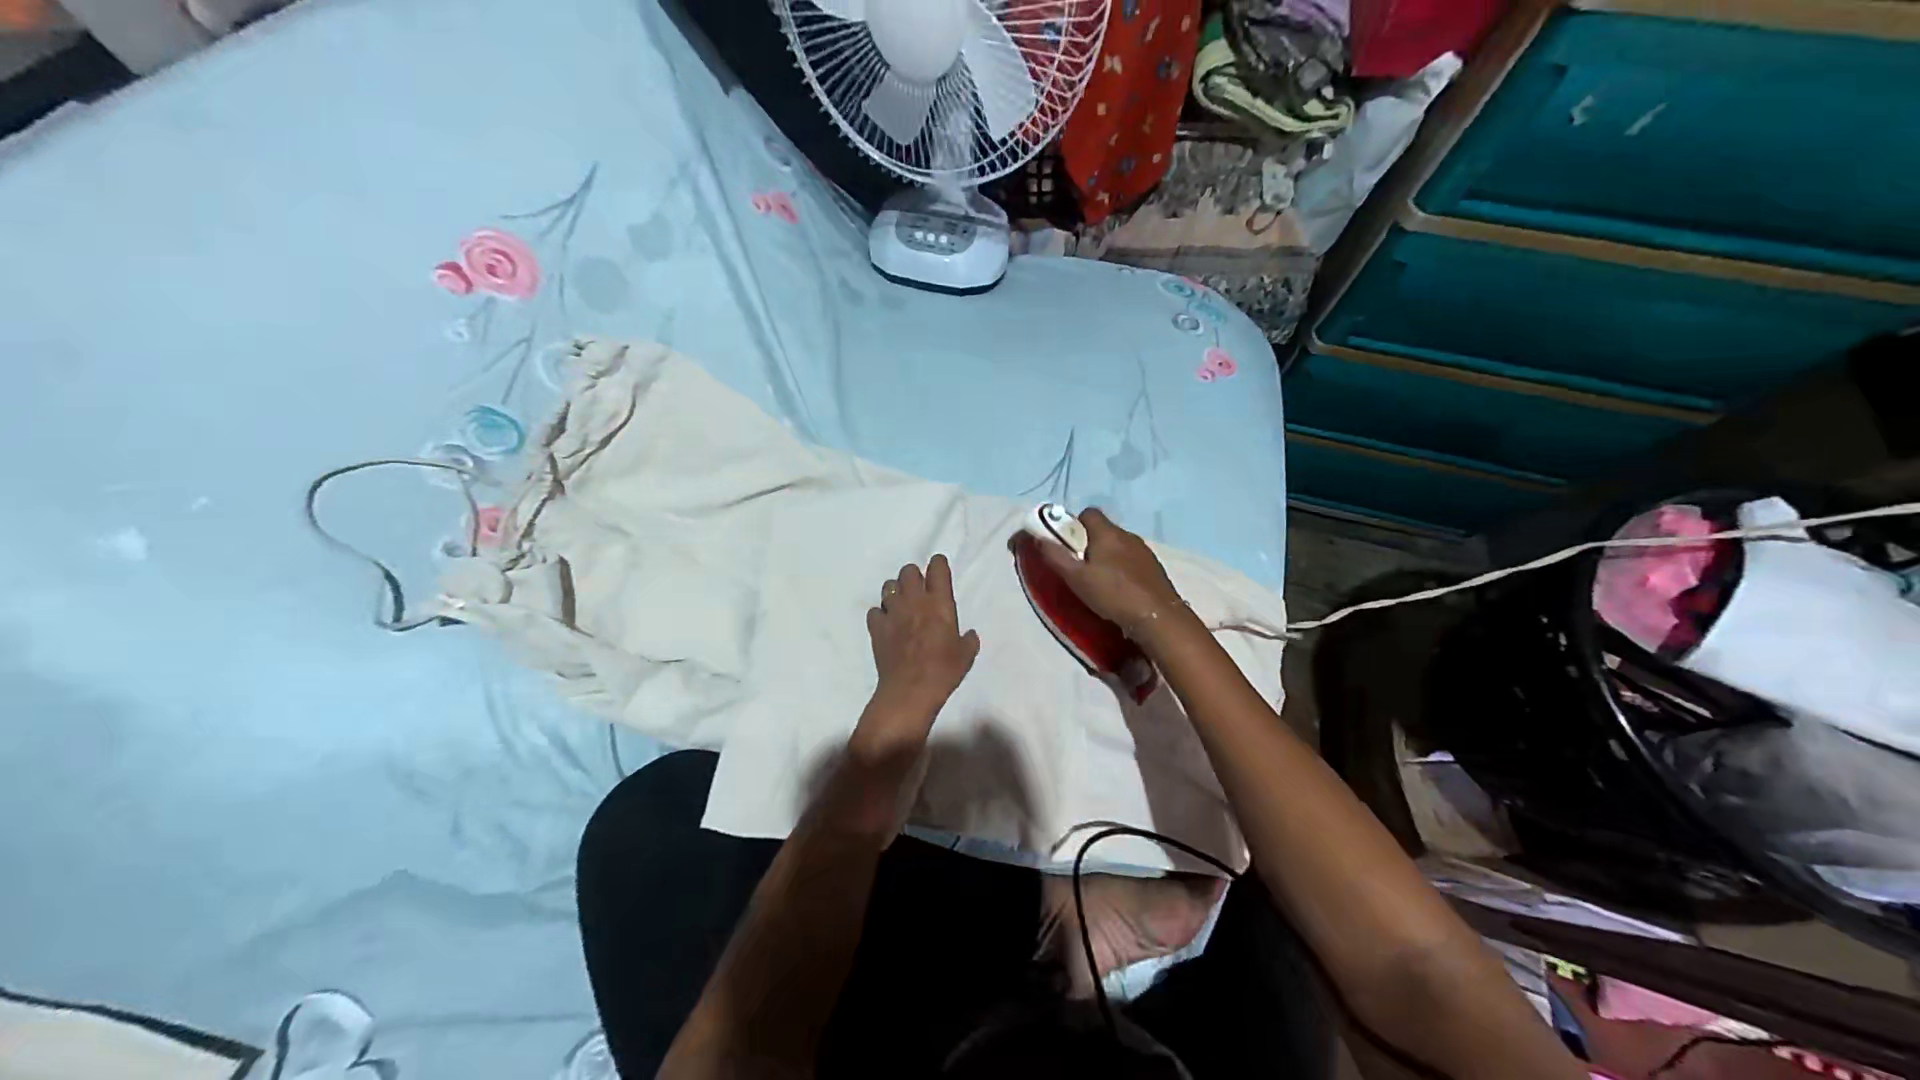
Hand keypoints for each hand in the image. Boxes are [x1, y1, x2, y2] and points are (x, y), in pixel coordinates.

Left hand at [856, 554, 980, 757]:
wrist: (910, 690)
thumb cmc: (943, 671)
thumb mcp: (965, 656)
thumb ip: (968, 640)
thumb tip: (969, 635)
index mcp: (939, 603)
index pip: (937, 568)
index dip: (938, 564)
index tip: (939, 568)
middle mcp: (914, 601)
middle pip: (908, 571)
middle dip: (914, 576)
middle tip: (919, 590)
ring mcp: (892, 612)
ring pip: (889, 586)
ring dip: (896, 591)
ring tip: (902, 604)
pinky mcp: (876, 627)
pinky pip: (875, 611)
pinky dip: (880, 614)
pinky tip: (887, 624)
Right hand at [1036, 508, 1188, 640]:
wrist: (1157, 617)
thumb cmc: (1113, 594)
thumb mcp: (1076, 578)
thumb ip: (1055, 556)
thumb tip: (1037, 536)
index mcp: (1107, 533)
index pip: (1088, 513)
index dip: (1074, 525)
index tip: (1067, 545)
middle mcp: (1128, 536)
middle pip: (1103, 530)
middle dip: (1089, 543)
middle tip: (1079, 567)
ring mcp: (1144, 551)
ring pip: (1118, 546)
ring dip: (1107, 557)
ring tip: (1099, 581)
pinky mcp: (1155, 568)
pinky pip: (1132, 560)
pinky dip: (1122, 569)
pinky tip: (1119, 590)